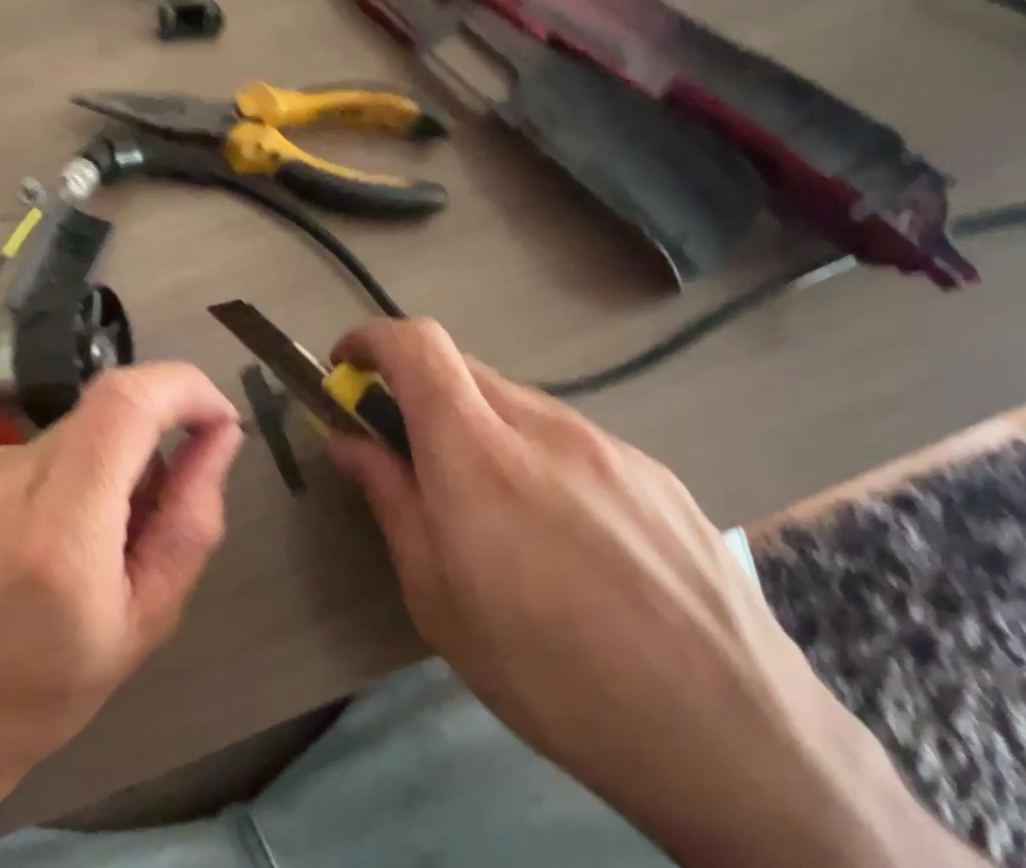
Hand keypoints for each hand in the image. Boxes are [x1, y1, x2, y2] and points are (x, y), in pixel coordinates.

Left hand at [0, 365, 241, 867]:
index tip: (214, 417)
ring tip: (75, 542)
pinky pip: (23, 452)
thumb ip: (192, 517)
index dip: (181, 387)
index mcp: (58, 534)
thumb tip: (219, 433)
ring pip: (64, 435)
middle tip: (139, 519)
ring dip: (92, 469)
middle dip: (140, 449)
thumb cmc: (56, 682)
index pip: (123, 404)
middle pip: (98, 418)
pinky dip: (48, 480)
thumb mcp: (151, 614)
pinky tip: (27, 538)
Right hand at [327, 318, 980, 866]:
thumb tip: (351, 441)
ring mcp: (612, 448)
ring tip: (487, 514)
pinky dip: (535, 457)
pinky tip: (560, 537)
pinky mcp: (658, 475)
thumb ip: (392, 500)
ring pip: (520, 406)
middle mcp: (547, 429)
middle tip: (405, 459)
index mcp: (479, 457)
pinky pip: (572, 440)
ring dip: (477, 430)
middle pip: (465, 370)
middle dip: (417, 395)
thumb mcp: (437, 596)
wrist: (726, 733)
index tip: (346, 372)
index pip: (418, 347)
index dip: (372, 340)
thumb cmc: (546, 672)